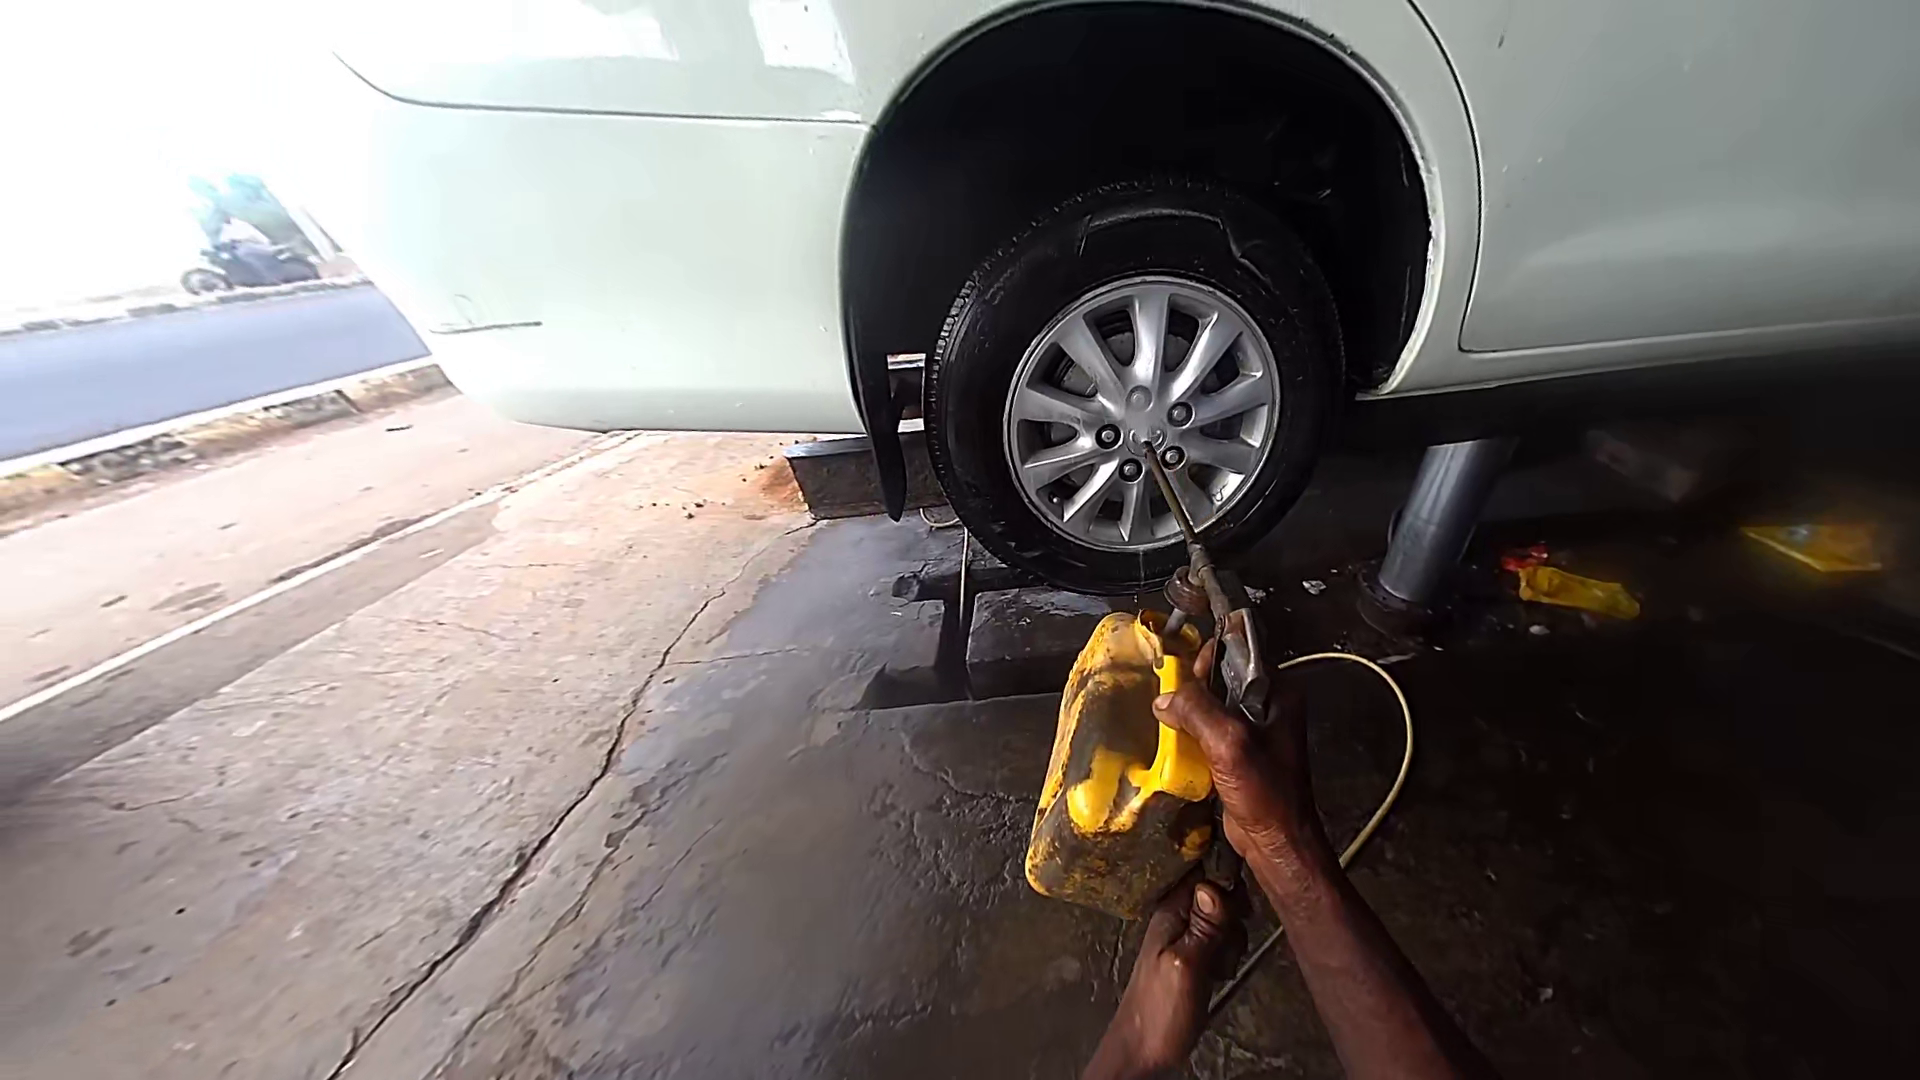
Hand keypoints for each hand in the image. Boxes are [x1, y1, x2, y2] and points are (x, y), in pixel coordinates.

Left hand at [1082, 875, 1238, 1079]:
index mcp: (1171, 908)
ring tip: (1219, 966)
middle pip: (1219, 895)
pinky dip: (1227, 956)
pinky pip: (1222, 942)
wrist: (1145, 1047)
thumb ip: (1202, 927)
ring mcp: (1186, 933)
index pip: (1203, 872)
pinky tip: (1219, 974)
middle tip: (1225, 946)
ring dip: (1231, 942)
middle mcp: (1178, 914)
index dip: (1226, 883)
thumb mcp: (1185, 965)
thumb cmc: (1160, 1007)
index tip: (1238, 908)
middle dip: (1233, 919)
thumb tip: (1213, 885)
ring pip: (1225, 920)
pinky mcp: (1196, 953)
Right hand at [1152, 640, 1319, 859]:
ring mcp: (1250, 729)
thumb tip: (1163, 699)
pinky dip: (1187, 730)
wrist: (1276, 844)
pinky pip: (1204, 728)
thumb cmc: (1266, 792)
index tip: (1185, 671)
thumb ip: (1196, 710)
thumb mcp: (1229, 742)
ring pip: (1208, 703)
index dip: (1208, 657)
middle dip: (1192, 686)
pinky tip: (1176, 739)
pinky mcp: (1235, 750)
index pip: (1236, 654)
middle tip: (1173, 699)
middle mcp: (1266, 705)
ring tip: (1170, 719)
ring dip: (1186, 710)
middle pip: (1218, 678)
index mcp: (1277, 693)